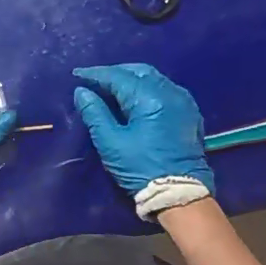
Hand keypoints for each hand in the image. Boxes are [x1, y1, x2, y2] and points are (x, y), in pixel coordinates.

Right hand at [73, 64, 214, 211]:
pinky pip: (164, 90)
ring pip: (153, 79)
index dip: (95, 74)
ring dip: (131, 79)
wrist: (179, 193)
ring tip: (111, 88)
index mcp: (150, 98)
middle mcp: (170, 92)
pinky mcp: (189, 113)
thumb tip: (82, 92)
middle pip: (138, 71)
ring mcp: (184, 102)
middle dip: (114, 73)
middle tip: (94, 80)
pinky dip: (146, 89)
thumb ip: (95, 113)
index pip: (118, 77)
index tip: (76, 75)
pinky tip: (134, 99)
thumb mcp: (110, 142)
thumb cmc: (140, 167)